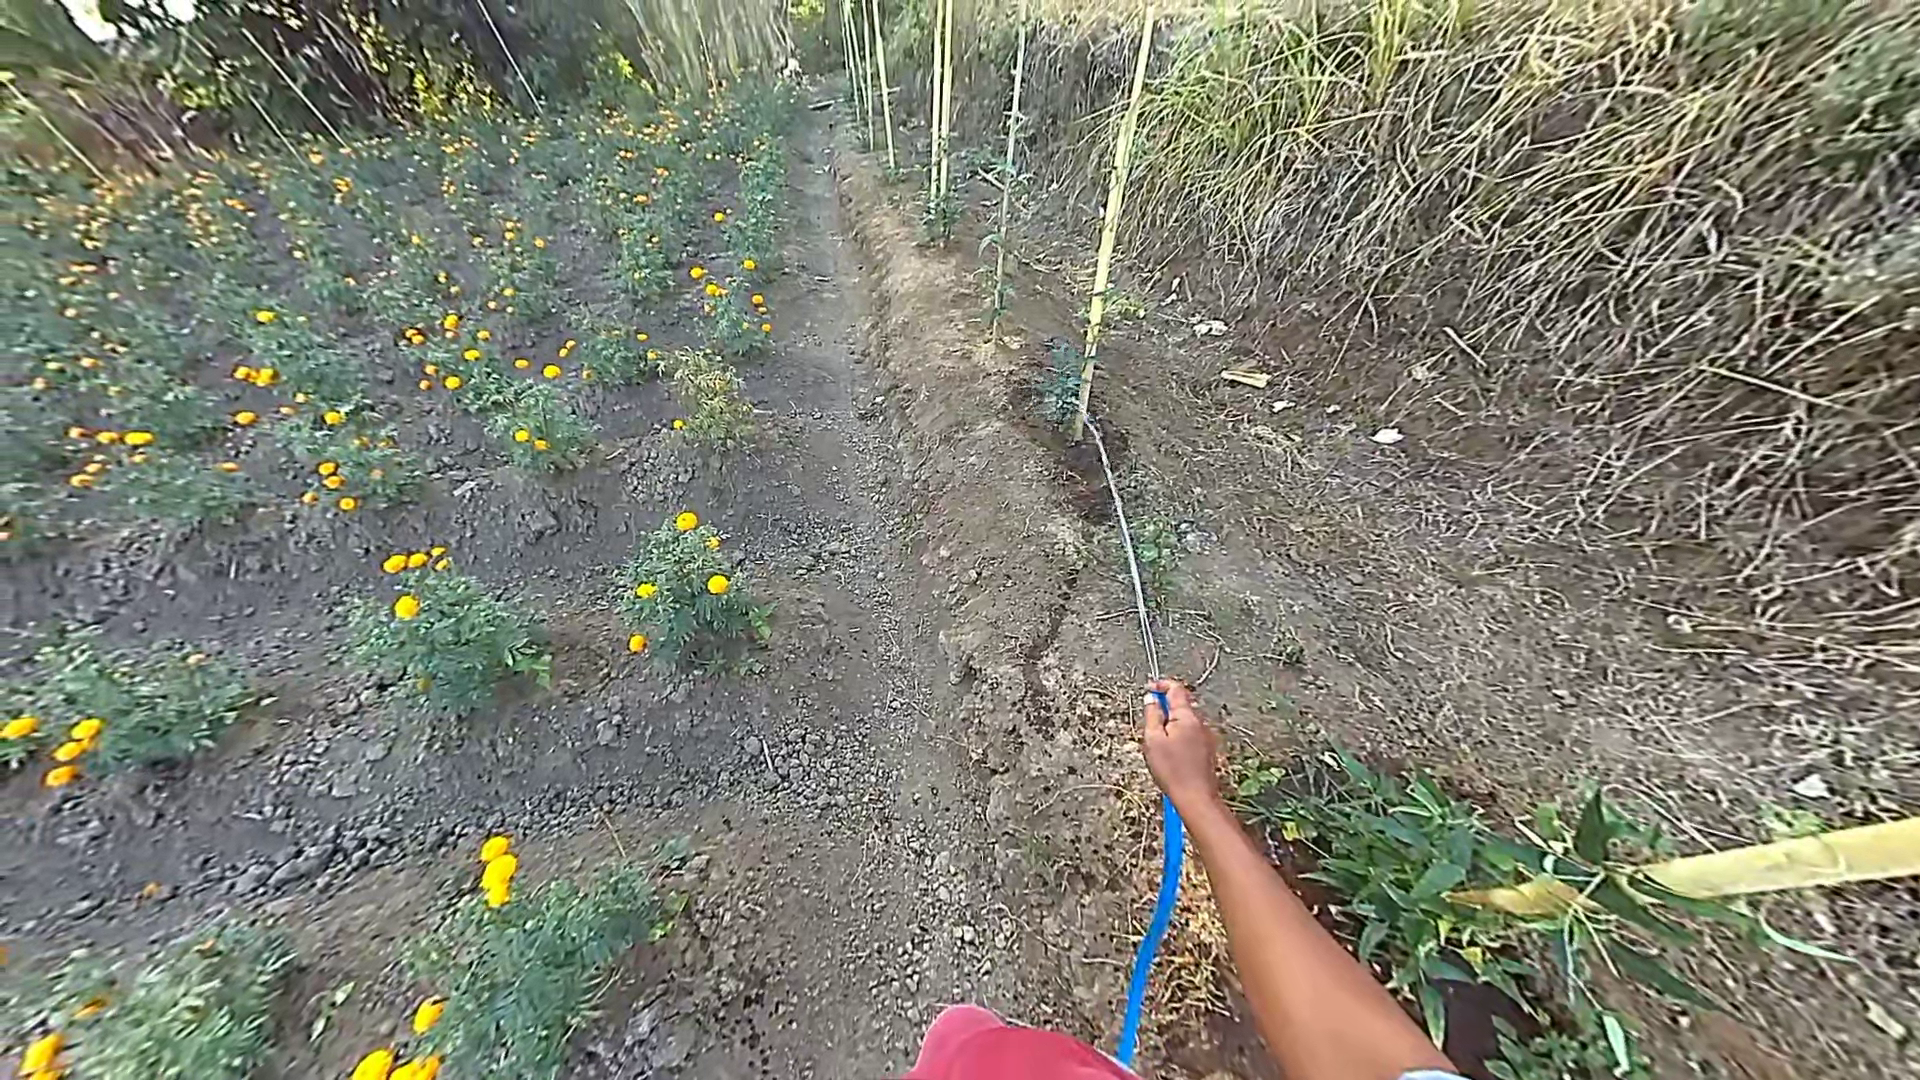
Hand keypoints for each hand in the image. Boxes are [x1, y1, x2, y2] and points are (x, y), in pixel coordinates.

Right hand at [1142, 678, 1220, 811]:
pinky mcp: (1206, 749)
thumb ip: (1152, 715)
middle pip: (1181, 704)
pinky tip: (1170, 752)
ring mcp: (1206, 736)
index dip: (1161, 685)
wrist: (1195, 798)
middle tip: (1149, 721)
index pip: (1176, 689)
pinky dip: (1178, 734)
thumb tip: (1151, 699)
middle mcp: (1200, 723)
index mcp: (1187, 717)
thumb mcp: (1153, 739)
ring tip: (1158, 742)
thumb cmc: (1172, 770)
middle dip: (1164, 707)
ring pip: (1185, 720)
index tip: (1149, 689)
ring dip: (1171, 722)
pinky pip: (1190, 733)